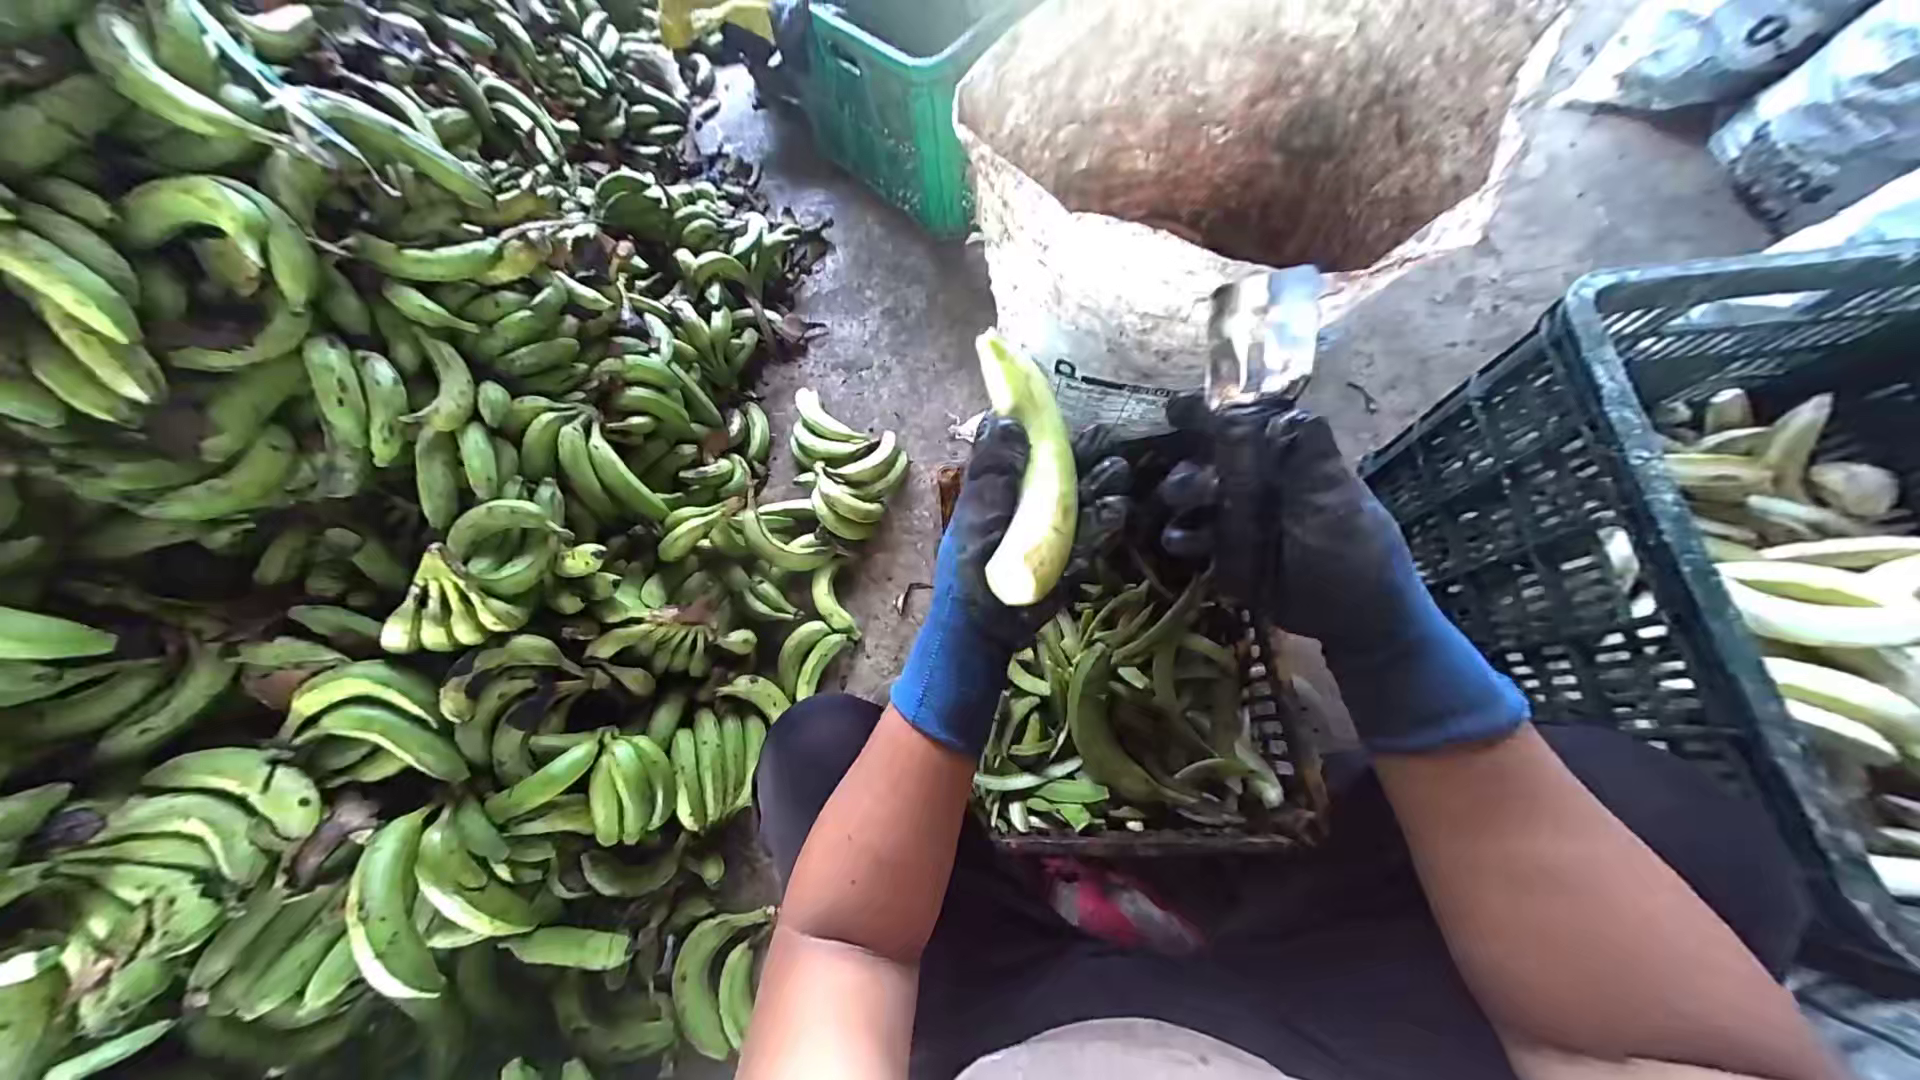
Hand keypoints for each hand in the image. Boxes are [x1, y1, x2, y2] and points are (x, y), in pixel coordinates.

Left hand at [891, 417, 1133, 757]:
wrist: (982, 624)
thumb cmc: (970, 563)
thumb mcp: (978, 511)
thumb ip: (993, 470)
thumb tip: (1003, 418)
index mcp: (1008, 489)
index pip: (1037, 454)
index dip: (1058, 435)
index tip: (1077, 420)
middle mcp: (1035, 506)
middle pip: (1071, 475)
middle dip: (1092, 459)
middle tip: (1110, 446)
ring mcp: (1056, 533)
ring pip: (1088, 502)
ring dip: (1104, 486)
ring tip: (1117, 472)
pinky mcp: (1071, 559)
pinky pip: (1094, 537)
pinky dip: (1105, 523)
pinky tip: (1116, 509)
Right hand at [1162, 399, 1528, 753]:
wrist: (1355, 621)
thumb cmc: (1356, 554)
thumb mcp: (1338, 501)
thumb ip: (1309, 456)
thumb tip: (1283, 408)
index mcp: (1285, 460)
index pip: (1241, 425)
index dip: (1207, 414)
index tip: (1175, 410)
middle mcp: (1255, 481)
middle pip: (1204, 458)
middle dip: (1188, 468)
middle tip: (1189, 489)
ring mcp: (1235, 518)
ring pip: (1190, 496)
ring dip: (1182, 501)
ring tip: (1189, 522)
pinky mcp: (1222, 552)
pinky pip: (1190, 536)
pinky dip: (1182, 537)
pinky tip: (1186, 546)